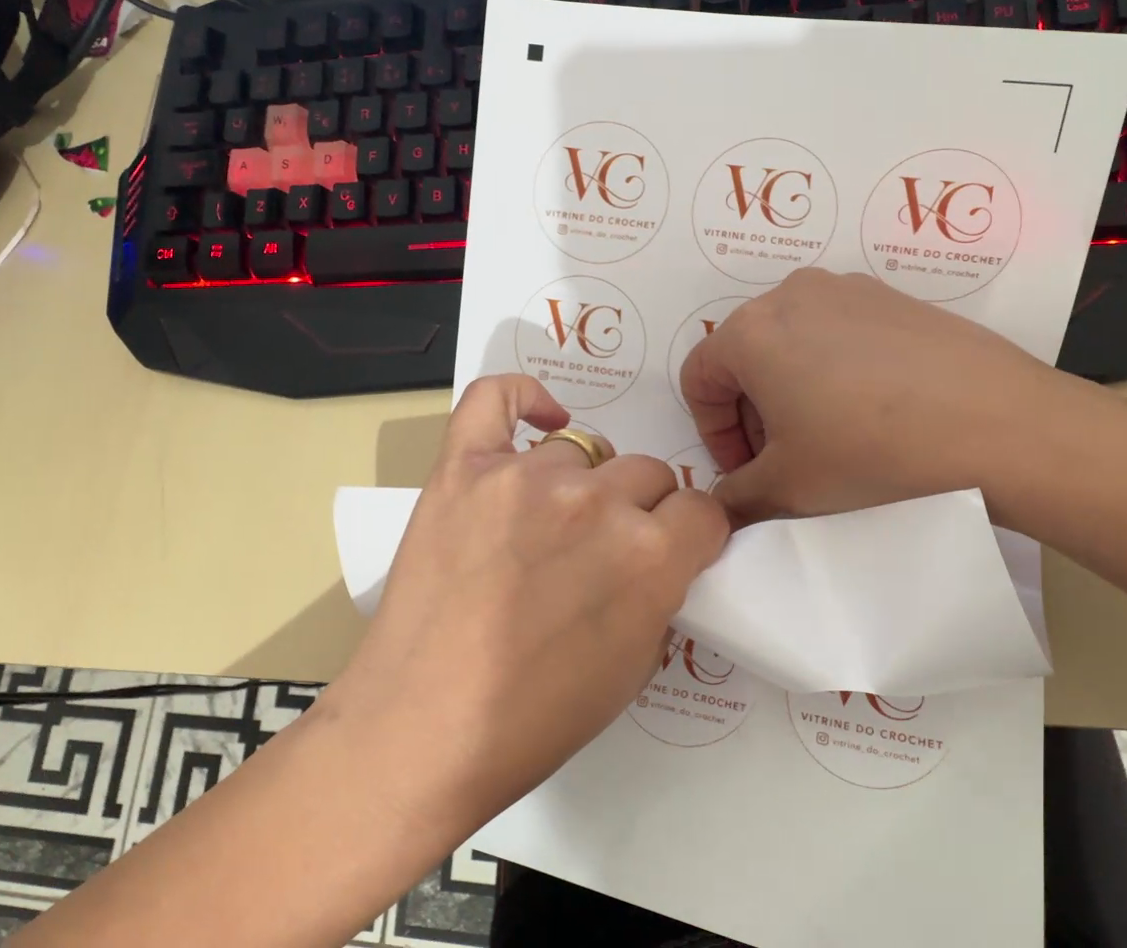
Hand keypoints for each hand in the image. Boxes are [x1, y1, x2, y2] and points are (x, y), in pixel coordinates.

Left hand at [322, 374, 729, 827]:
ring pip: (583, 451)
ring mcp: (524, 477)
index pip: (702, 509)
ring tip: (550, 528)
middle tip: (603, 553)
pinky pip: (495, 399)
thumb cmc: (535, 719)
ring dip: (583, 484)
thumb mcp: (635, 666)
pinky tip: (539, 419)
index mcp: (650, 555)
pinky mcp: (463, 469)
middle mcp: (595, 502)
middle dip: (641, 512)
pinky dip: (522, 399)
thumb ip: (659, 592)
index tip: (676, 551)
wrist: (425, 727)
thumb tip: (657, 557)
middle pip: (647, 473)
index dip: (692, 535)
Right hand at [679, 268, 1073, 523]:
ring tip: (831, 437)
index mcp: (751, 330)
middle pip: (745, 356)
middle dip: (752, 412)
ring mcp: (849, 289)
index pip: (698, 377)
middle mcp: (792, 293)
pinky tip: (875, 414)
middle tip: (784, 460)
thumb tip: (719, 508)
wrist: (999, 428)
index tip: (745, 470)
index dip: (712, 432)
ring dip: (793, 391)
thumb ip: (734, 499)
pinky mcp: (897, 298)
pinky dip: (837, 371)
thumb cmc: (870, 453)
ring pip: (793, 342)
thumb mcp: (787, 489)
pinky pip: (841, 332)